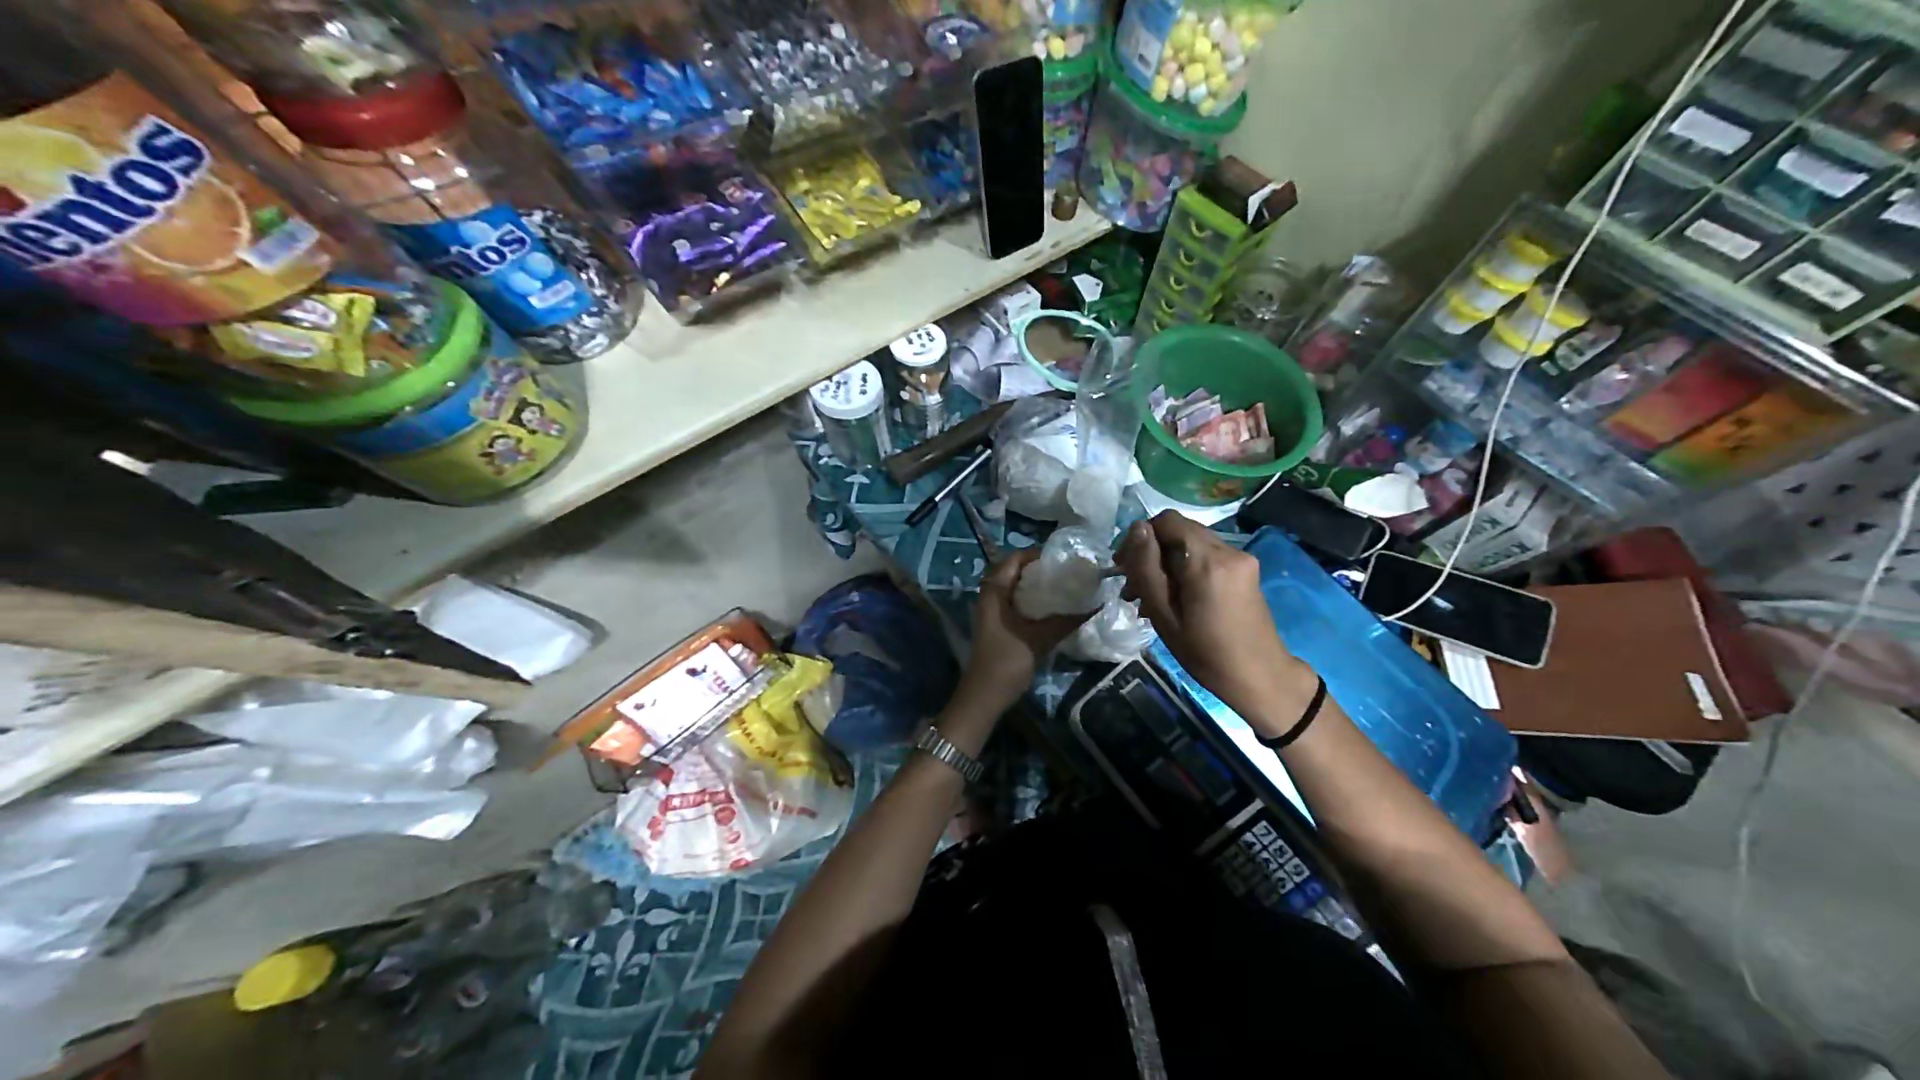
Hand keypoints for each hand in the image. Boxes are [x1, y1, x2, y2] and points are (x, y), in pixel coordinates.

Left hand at [958, 549, 1091, 716]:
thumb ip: (1066, 620)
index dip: (1037, 554)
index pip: (1014, 559)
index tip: (1062, 559)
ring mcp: (991, 612)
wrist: (984, 696)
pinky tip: (1051, 609)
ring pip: (1013, 588)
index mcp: (994, 592)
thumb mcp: (1040, 639)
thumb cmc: (1007, 662)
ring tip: (1062, 587)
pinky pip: (1013, 603)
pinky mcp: (996, 626)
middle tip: (1065, 572)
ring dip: (1034, 585)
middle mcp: (989, 596)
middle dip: (1038, 569)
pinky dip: (1030, 600)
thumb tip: (1096, 604)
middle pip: (1013, 571)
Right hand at [1117, 512, 1317, 727]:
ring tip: (1148, 596)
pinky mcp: (1245, 569)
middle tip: (1132, 586)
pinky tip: (1173, 597)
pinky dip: (1185, 569)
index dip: (1140, 537)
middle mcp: (1228, 550)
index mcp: (1207, 560)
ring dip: (1166, 562)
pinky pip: (1206, 556)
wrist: (1260, 676)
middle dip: (1151, 552)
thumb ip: (1147, 568)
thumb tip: (1136, 528)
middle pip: (1178, 530)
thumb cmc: (1206, 652)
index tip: (1124, 568)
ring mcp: (1240, 558)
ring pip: (1191, 543)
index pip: (1166, 521)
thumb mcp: (1164, 614)